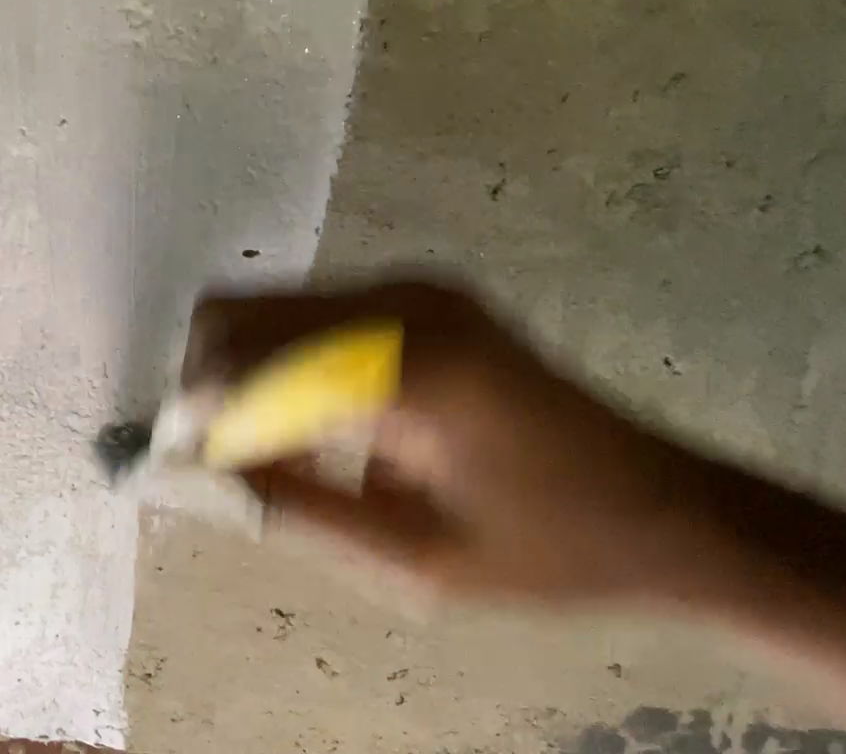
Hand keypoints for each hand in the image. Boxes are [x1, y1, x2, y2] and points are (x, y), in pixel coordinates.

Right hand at [182, 277, 715, 605]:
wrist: (670, 508)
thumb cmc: (549, 549)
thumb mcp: (413, 559)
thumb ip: (296, 507)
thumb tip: (202, 468)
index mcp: (412, 368)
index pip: (252, 362)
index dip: (199, 408)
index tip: (175, 455)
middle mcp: (402, 301)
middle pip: (238, 310)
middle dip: (204, 379)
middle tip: (210, 447)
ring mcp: (410, 286)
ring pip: (263, 305)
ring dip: (238, 368)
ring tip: (262, 441)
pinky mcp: (414, 290)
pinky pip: (304, 313)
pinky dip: (278, 360)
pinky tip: (307, 418)